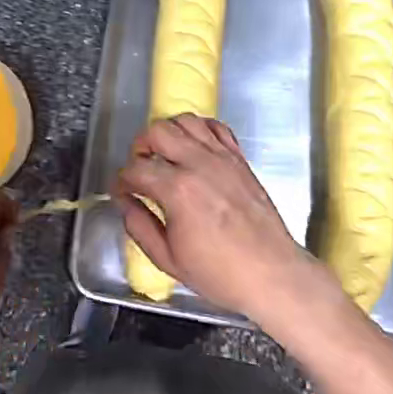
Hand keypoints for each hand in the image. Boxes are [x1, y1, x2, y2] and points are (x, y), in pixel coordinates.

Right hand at [114, 113, 327, 321]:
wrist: (270, 273)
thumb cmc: (220, 272)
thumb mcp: (167, 258)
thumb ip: (139, 226)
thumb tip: (125, 202)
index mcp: (177, 190)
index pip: (136, 169)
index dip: (121, 180)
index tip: (122, 191)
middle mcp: (199, 165)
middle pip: (157, 132)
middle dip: (140, 147)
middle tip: (140, 168)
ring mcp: (222, 158)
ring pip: (186, 120)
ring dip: (168, 133)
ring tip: (164, 154)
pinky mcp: (239, 159)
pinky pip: (216, 127)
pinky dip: (199, 129)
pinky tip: (193, 147)